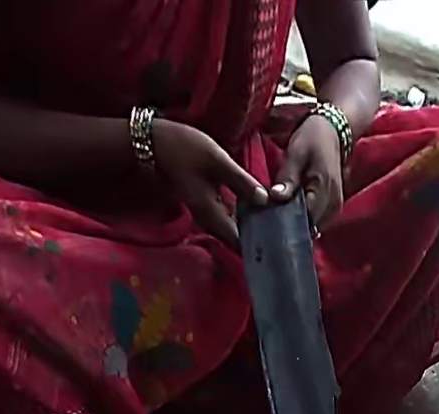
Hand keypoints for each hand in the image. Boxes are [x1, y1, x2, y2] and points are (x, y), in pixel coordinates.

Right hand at [151, 118, 268, 247]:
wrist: (156, 144)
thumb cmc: (185, 150)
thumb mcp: (218, 162)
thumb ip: (241, 182)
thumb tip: (266, 200)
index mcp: (213, 215)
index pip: (238, 242)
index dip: (257, 245)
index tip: (278, 243)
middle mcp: (209, 221)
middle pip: (237, 238)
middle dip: (258, 236)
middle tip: (282, 232)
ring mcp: (207, 213)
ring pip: (233, 227)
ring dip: (251, 225)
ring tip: (274, 220)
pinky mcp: (207, 204)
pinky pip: (229, 216)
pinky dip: (242, 214)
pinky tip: (257, 205)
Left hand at [271, 113, 346, 228]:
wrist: (333, 130)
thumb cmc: (313, 139)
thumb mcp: (296, 153)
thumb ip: (288, 178)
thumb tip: (276, 197)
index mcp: (324, 191)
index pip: (305, 220)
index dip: (287, 224)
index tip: (271, 222)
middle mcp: (333, 204)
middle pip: (310, 227)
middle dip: (292, 226)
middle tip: (272, 221)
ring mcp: (335, 208)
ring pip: (314, 227)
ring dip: (298, 224)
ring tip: (282, 217)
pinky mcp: (333, 208)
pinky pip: (318, 221)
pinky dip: (306, 219)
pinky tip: (292, 214)